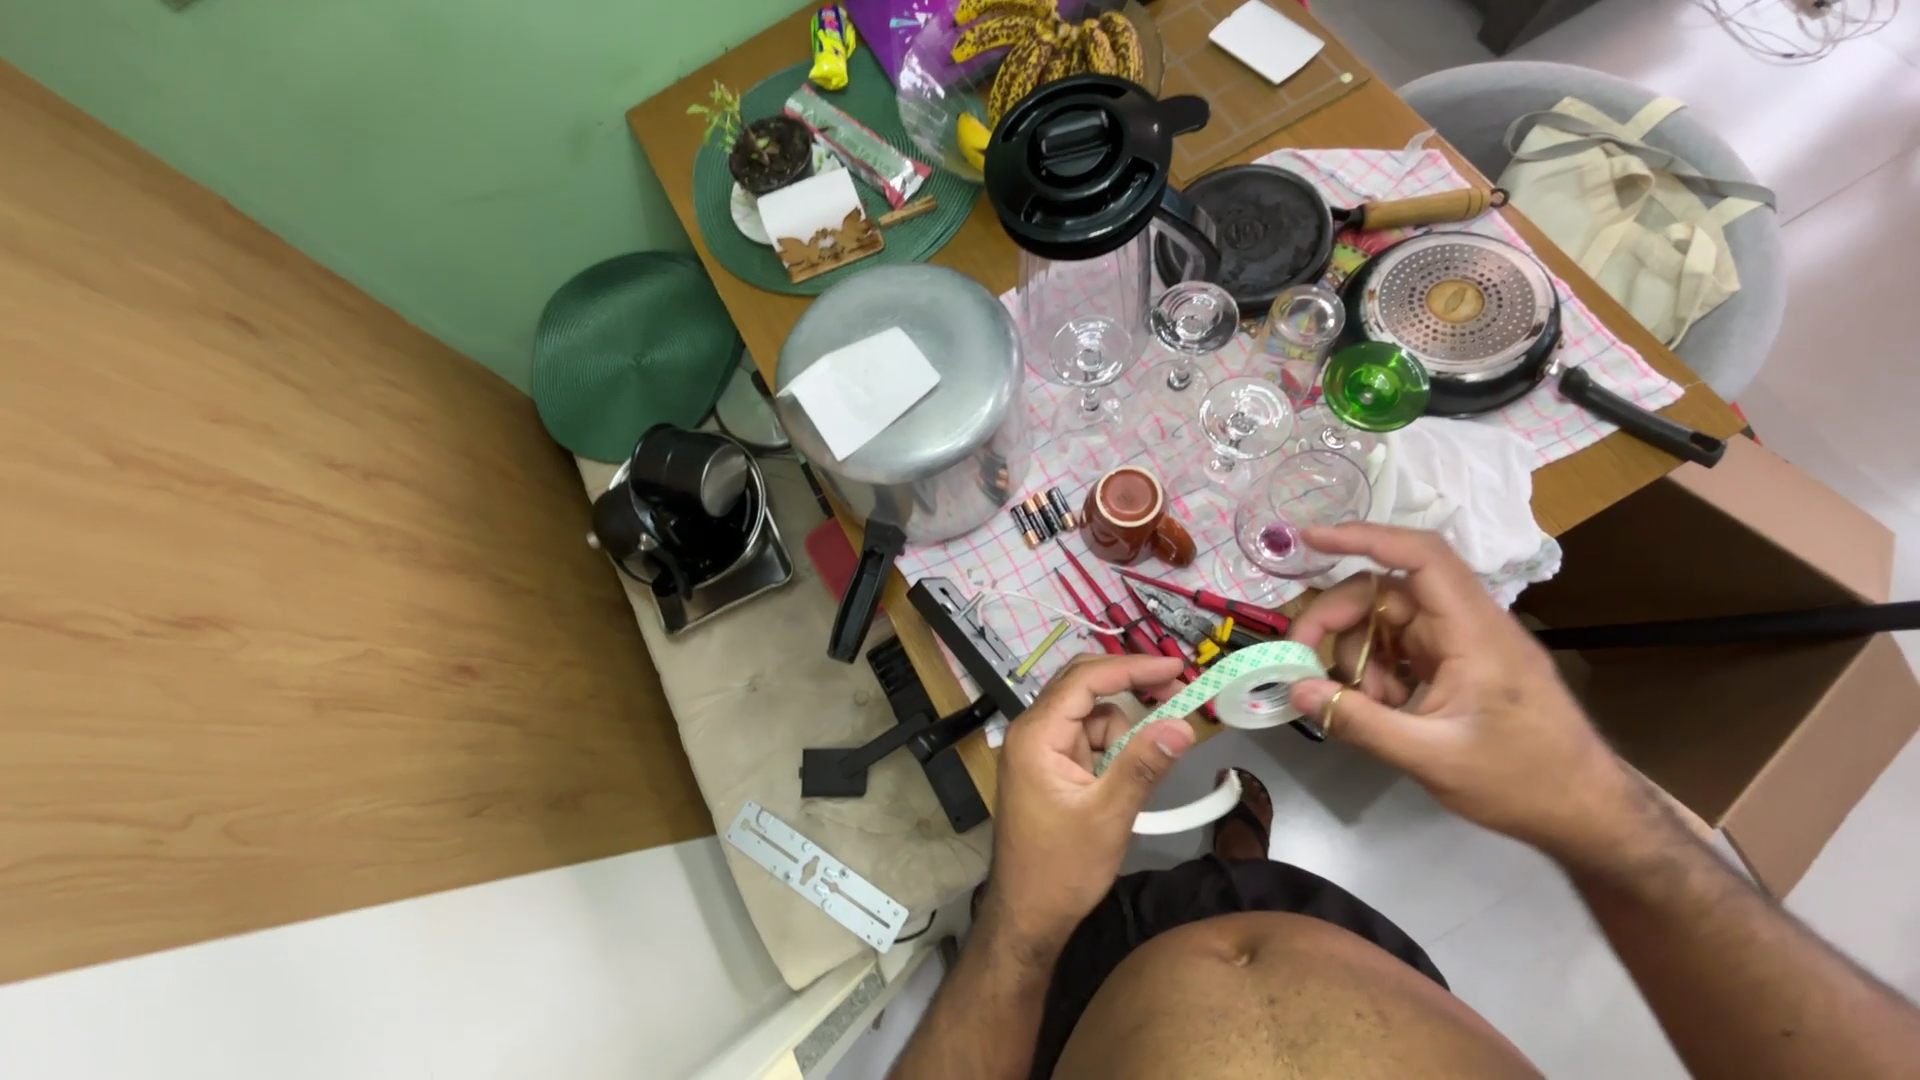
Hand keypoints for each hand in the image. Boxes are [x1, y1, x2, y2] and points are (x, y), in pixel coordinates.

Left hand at [986, 654, 1192, 957]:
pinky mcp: (1048, 766)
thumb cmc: (1061, 868)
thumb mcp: (1109, 816)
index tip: (1175, 667)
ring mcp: (1038, 748)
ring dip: (1120, 735)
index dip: (1132, 668)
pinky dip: (1110, 751)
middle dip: (1131, 691)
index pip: (1085, 680)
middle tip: (1176, 698)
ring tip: (1130, 782)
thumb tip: (1182, 724)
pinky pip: (1087, 740)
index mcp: (1036, 734)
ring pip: (1091, 716)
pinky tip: (1118, 786)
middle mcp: (1031, 731)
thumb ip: (1143, 765)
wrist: (1028, 914)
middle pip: (1084, 688)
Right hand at [1285, 524, 1641, 861]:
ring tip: (1363, 705)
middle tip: (1303, 659)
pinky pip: (1398, 646)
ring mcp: (1462, 643)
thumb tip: (1296, 690)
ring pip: (1385, 621)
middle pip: (1385, 592)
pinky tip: (1384, 708)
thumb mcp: (1432, 758)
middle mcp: (1468, 624)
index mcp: (1475, 632)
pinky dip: (1376, 670)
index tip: (1310, 540)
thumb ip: (1359, 722)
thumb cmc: (1522, 782)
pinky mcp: (1456, 662)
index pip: (1421, 558)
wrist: (1587, 814)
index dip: (1365, 537)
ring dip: (1358, 656)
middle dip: (1338, 620)